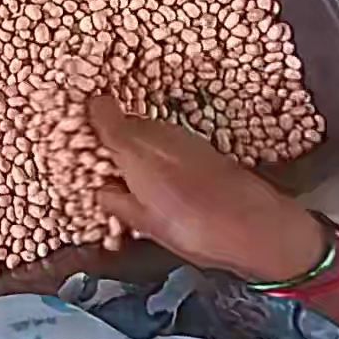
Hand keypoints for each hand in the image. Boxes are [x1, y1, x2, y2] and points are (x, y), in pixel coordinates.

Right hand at [89, 96, 327, 281]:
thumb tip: (101, 188)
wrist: (259, 226)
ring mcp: (178, 134)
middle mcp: (153, 131)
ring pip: (143, 131)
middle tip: (107, 170)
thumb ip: (115, 201)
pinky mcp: (198, 143)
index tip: (80, 136)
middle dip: (111, 141)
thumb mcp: (144, 224)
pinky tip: (163, 182)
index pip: (100, 111)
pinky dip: (156, 153)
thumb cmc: (193, 228)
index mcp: (132, 147)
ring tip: (136, 182)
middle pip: (121, 123)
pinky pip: (164, 141)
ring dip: (134, 148)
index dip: (88, 118)